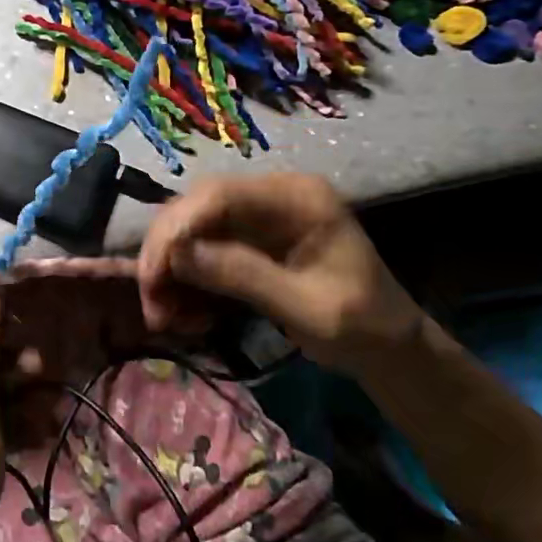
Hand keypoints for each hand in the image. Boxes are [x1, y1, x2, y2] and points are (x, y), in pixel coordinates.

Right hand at [137, 174, 423, 373]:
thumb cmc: (362, 327)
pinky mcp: (246, 238)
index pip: (220, 195)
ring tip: (163, 315)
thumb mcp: (309, 309)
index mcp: (297, 198)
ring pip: (189, 227)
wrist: (390, 347)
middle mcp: (271, 194)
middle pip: (196, 207)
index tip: (152, 274)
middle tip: (151, 303)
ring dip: (168, 269)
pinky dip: (183, 278)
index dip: (178, 228)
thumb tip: (178, 254)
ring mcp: (256, 215)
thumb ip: (245, 276)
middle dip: (165, 252)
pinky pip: (199, 248)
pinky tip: (182, 310)